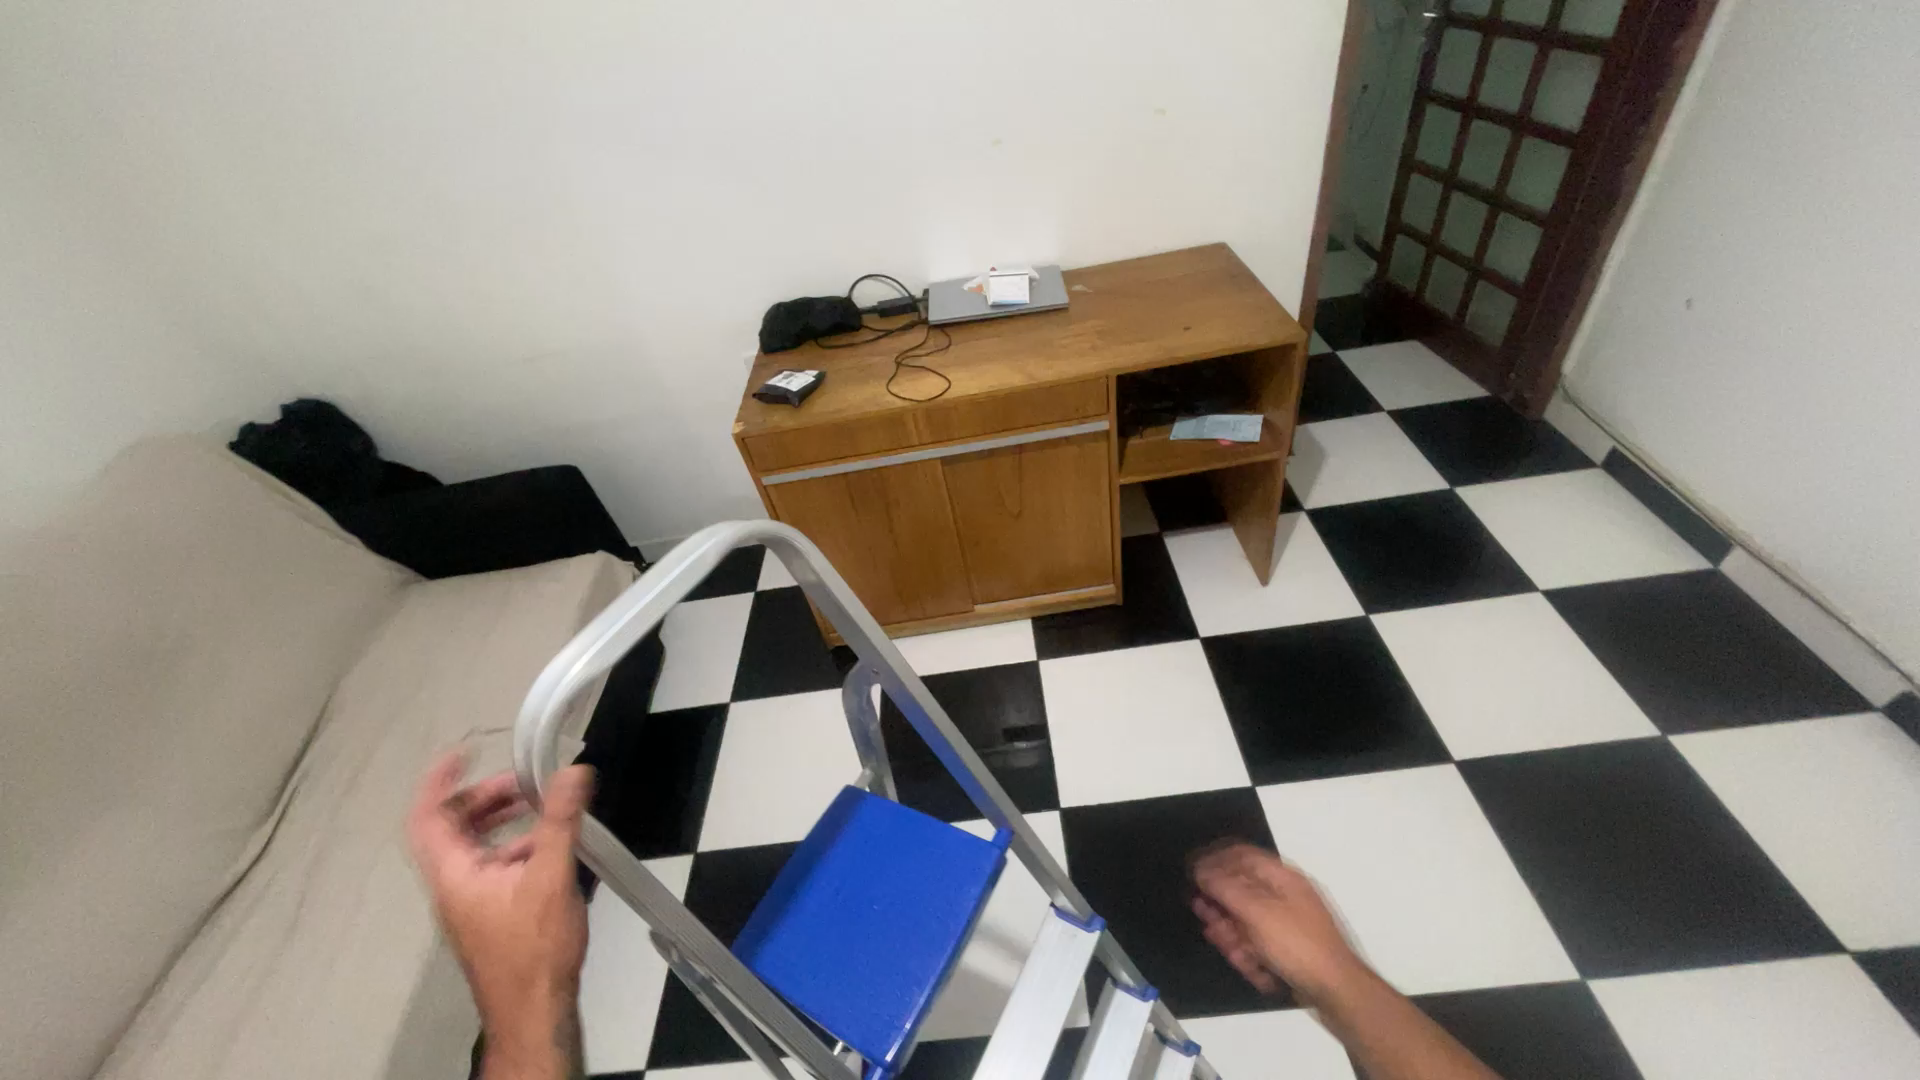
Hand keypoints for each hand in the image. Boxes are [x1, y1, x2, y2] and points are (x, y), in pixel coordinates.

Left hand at [407, 753, 594, 1077]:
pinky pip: (494, 864)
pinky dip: (517, 843)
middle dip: (484, 797)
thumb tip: (573, 770)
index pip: (428, 819)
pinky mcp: (494, 913)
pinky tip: (551, 843)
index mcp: (454, 875)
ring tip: (541, 804)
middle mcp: (455, 885)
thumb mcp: (551, 877)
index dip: (439, 783)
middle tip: (522, 780)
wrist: (536, 1010)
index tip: (464, 752)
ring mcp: (473, 901)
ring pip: (475, 847)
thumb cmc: (534, 947)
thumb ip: (560, 821)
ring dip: (502, 819)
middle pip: (451, 829)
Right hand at [1191, 842, 1366, 1004]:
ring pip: (1247, 920)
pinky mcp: (1288, 950)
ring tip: (1229, 949)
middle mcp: (1285, 895)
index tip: (1191, 870)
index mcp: (1282, 877)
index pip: (1242, 855)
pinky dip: (1250, 954)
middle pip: (1241, 889)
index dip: (1214, 859)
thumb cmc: (1296, 944)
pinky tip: (1251, 967)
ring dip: (1233, 934)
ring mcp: (1288, 924)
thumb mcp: (1257, 912)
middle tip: (1202, 913)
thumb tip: (1201, 869)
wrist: (1338, 993)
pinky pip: (1259, 944)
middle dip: (1220, 904)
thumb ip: (1225, 888)